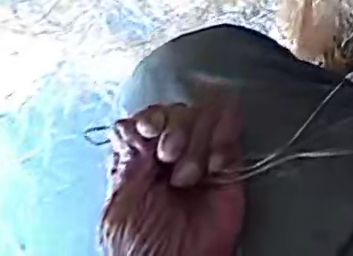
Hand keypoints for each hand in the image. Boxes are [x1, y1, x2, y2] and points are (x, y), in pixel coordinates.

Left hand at [101, 96, 244, 255]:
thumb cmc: (142, 250)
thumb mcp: (120, 211)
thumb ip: (126, 164)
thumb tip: (132, 123)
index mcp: (140, 161)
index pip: (147, 117)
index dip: (150, 116)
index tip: (150, 129)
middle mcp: (172, 150)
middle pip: (178, 110)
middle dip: (175, 128)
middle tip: (168, 156)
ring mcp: (203, 150)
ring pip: (206, 111)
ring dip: (198, 142)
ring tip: (189, 177)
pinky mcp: (230, 155)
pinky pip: (232, 123)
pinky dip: (223, 138)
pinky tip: (214, 167)